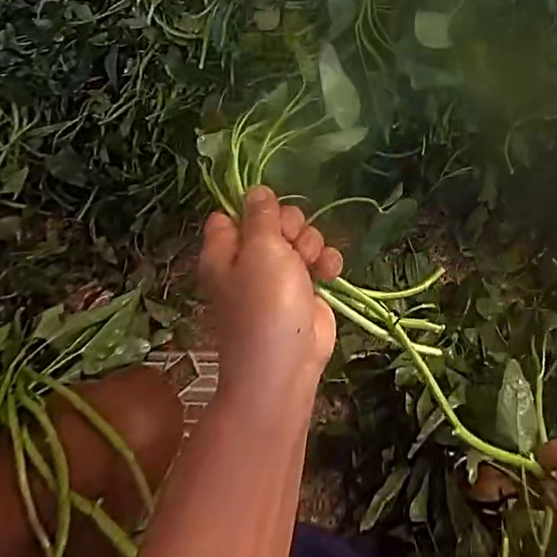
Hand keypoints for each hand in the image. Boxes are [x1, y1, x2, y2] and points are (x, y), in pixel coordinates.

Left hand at [198, 186, 343, 401]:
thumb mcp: (261, 250)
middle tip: (292, 241)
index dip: (253, 207)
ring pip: (300, 238)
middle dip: (292, 224)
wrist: (286, 365)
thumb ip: (261, 216)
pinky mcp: (305, 289)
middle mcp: (250, 260)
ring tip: (312, 263)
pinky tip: (330, 273)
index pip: (232, 213)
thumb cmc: (265, 304)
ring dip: (313, 244)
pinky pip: (319, 260)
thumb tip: (255, 190)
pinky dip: (327, 263)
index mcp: (226, 250)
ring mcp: (279, 275)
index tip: (270, 208)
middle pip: (274, 221)